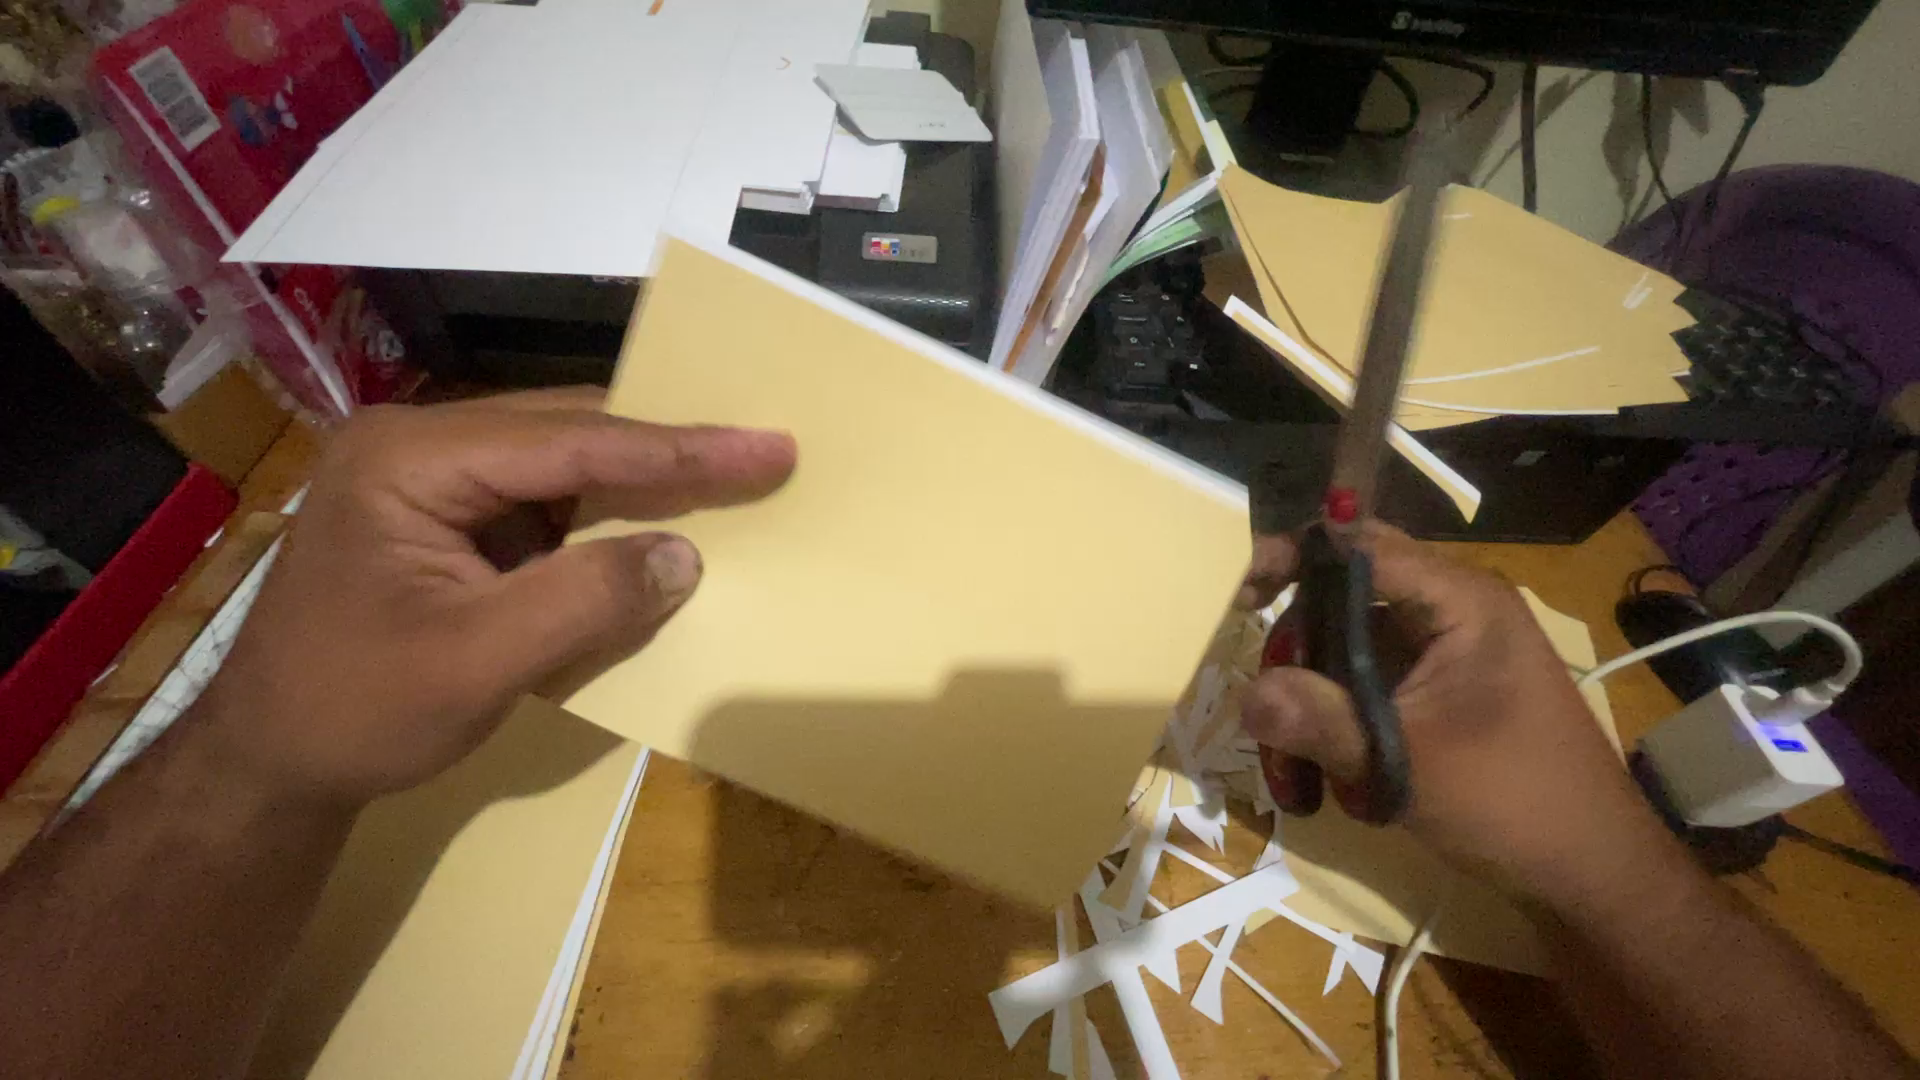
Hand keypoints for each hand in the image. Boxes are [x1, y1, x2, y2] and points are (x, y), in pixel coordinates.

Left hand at [196, 388, 795, 806]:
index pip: (574, 443)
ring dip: (648, 477)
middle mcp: (424, 444)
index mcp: (412, 459)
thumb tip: (686, 556)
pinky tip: (659, 520)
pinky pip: (557, 496)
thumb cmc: (356, 711)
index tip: (767, 448)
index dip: (681, 450)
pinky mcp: (458, 512)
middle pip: (576, 431)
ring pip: (571, 457)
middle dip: (671, 450)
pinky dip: (615, 510)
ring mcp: (439, 475)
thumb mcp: (479, 662)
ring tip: (729, 477)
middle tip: (761, 453)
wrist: (270, 762)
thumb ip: (588, 599)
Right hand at [1237, 523, 1676, 906]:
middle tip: (1266, 685)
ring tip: (1293, 763)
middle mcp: (1448, 609)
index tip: (1243, 596)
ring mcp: (1439, 648)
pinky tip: (1322, 768)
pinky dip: (1329, 710)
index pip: (1359, 546)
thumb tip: (1246, 695)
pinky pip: (1358, 675)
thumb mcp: (1405, 760)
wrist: (1590, 875)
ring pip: (1342, 638)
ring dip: (1306, 690)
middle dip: (1296, 637)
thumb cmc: (1513, 802)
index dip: (1294, 555)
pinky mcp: (1430, 684)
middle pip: (1342, 590)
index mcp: (1460, 601)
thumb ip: (1320, 719)